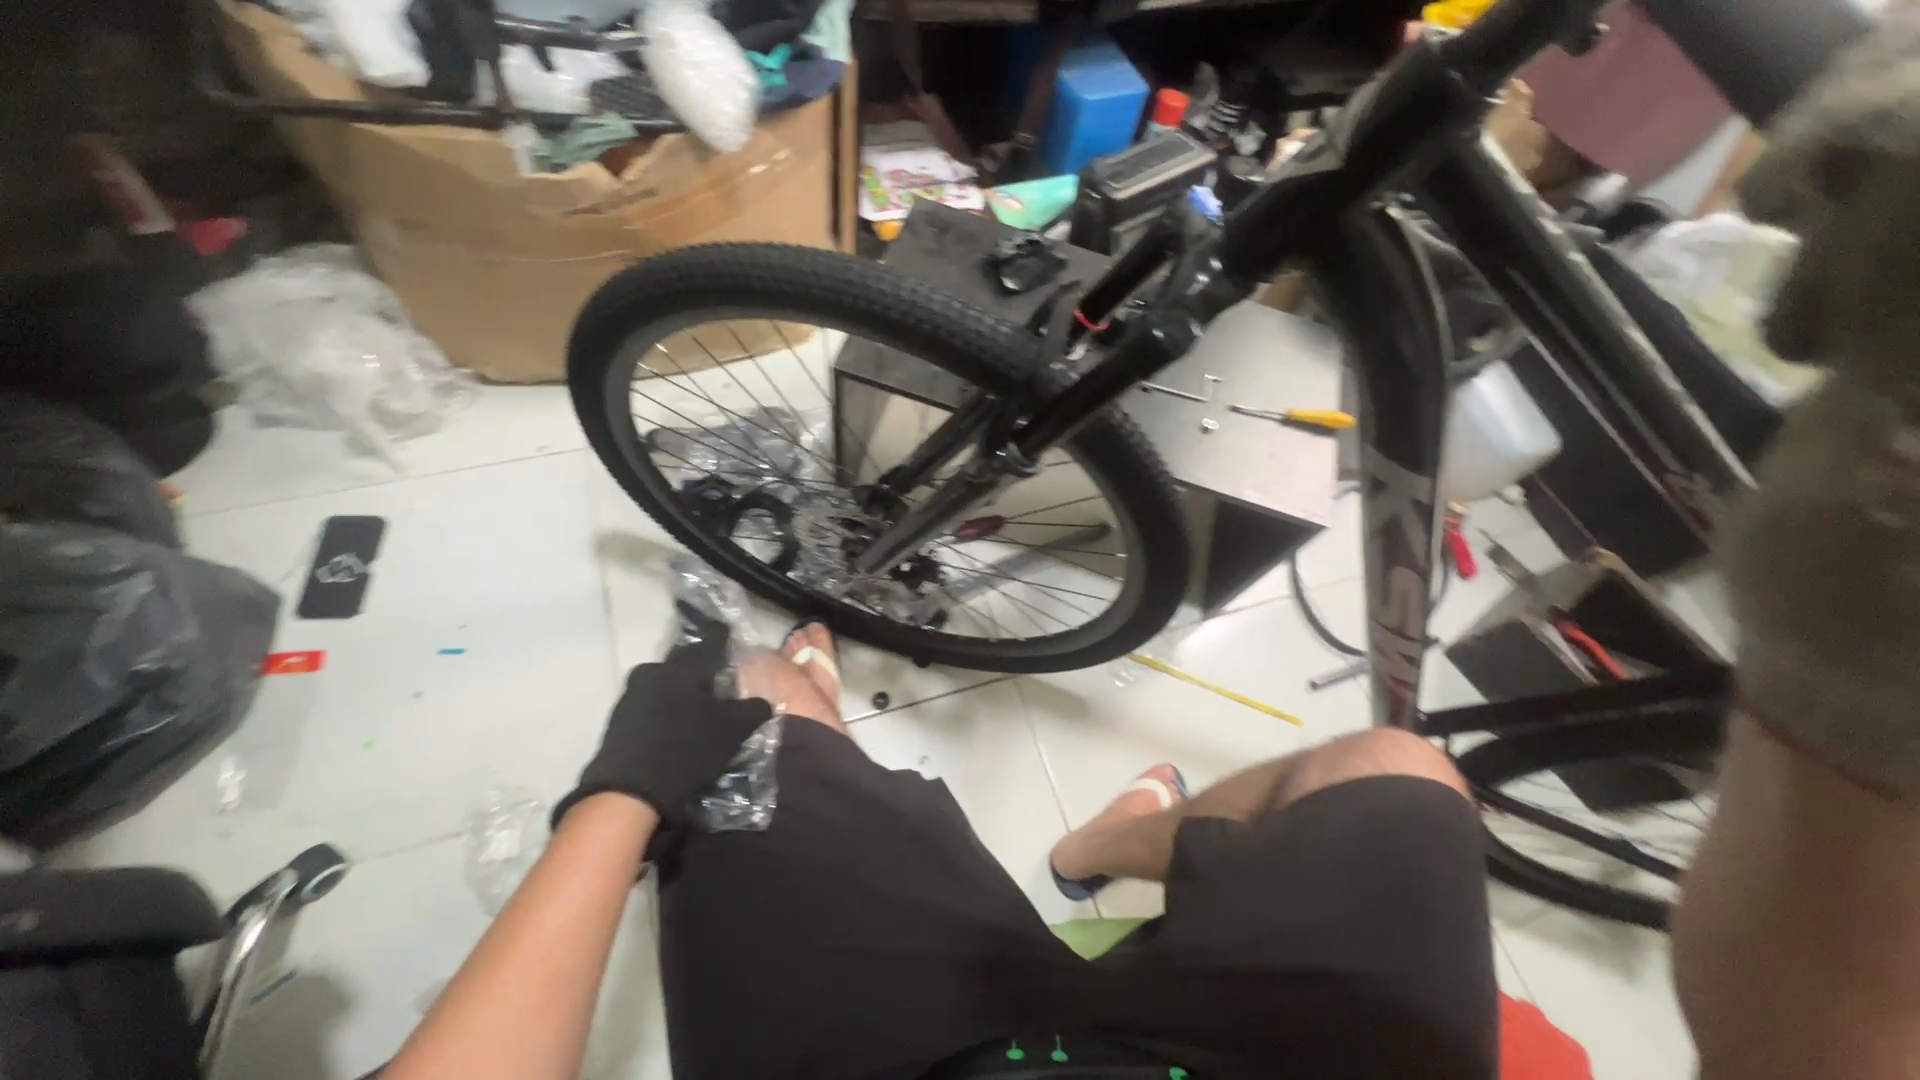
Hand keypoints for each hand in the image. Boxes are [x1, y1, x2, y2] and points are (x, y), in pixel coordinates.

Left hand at [553, 605, 772, 831]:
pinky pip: (649, 701)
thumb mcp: (733, 731)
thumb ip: (752, 710)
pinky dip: (664, 705)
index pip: (709, 642)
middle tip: (715, 674)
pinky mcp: (619, 717)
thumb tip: (763, 701)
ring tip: (695, 703)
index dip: (721, 636)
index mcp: (685, 668)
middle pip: (683, 660)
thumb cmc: (688, 749)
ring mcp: (632, 694)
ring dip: (680, 687)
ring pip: (664, 681)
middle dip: (699, 664)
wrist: (630, 790)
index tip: (727, 630)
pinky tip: (673, 723)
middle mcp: (655, 671)